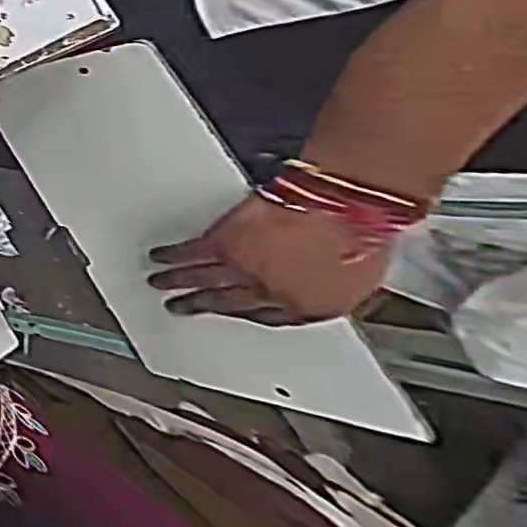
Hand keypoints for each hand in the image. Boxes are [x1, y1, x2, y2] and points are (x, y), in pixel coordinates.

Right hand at [148, 193, 390, 323]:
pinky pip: (191, 254)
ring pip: (202, 280)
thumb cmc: (366, 234)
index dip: (244, 315)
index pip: (269, 318)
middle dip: (201, 304)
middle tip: (181, 306)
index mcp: (312, 307)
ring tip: (160, 282)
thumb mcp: (361, 275)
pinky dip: (172, 256)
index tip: (228, 311)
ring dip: (178, 282)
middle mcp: (273, 293)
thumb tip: (311, 281)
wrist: (348, 208)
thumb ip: (327, 285)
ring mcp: (245, 269)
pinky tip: (162, 256)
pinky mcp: (222, 244)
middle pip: (227, 303)